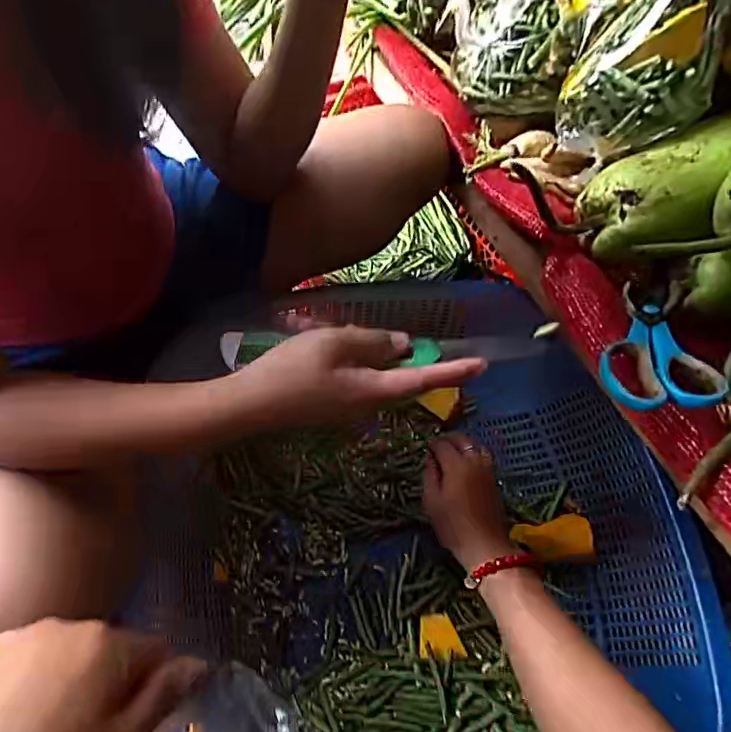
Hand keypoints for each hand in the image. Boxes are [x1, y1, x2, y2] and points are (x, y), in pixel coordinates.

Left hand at [0, 620, 204, 731]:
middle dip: (115, 690)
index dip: (161, 690)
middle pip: (106, 652)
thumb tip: (195, 664)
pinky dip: (33, 701)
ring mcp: (6, 644)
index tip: (151, 731)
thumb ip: (160, 699)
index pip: (154, 651)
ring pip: (62, 663)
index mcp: (99, 643)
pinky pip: (23, 674)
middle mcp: (54, 628)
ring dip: (73, 694)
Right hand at [233, 326, 484, 429]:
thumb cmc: (291, 371)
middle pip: (392, 372)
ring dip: (348, 344)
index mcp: (373, 389)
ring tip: (312, 327)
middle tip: (359, 327)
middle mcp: (363, 402)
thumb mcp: (333, 343)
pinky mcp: (323, 401)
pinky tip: (302, 335)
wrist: (248, 404)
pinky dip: (330, 352)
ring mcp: (342, 404)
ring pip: (362, 368)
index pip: (423, 377)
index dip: (453, 371)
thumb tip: (401, 345)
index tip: (482, 364)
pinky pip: (341, 372)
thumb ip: (371, 341)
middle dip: (387, 348)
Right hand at [422, 432, 516, 566]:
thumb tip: (430, 459)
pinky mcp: (494, 480)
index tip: (425, 448)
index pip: (443, 445)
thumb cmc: (452, 525)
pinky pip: (483, 457)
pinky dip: (473, 454)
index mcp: (456, 465)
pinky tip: (465, 464)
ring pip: (476, 446)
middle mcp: (474, 462)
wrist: (484, 543)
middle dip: (449, 439)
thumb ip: (430, 475)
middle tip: (438, 446)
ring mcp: (487, 470)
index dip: (432, 444)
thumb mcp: (431, 500)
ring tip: (452, 453)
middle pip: (463, 440)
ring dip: (463, 445)